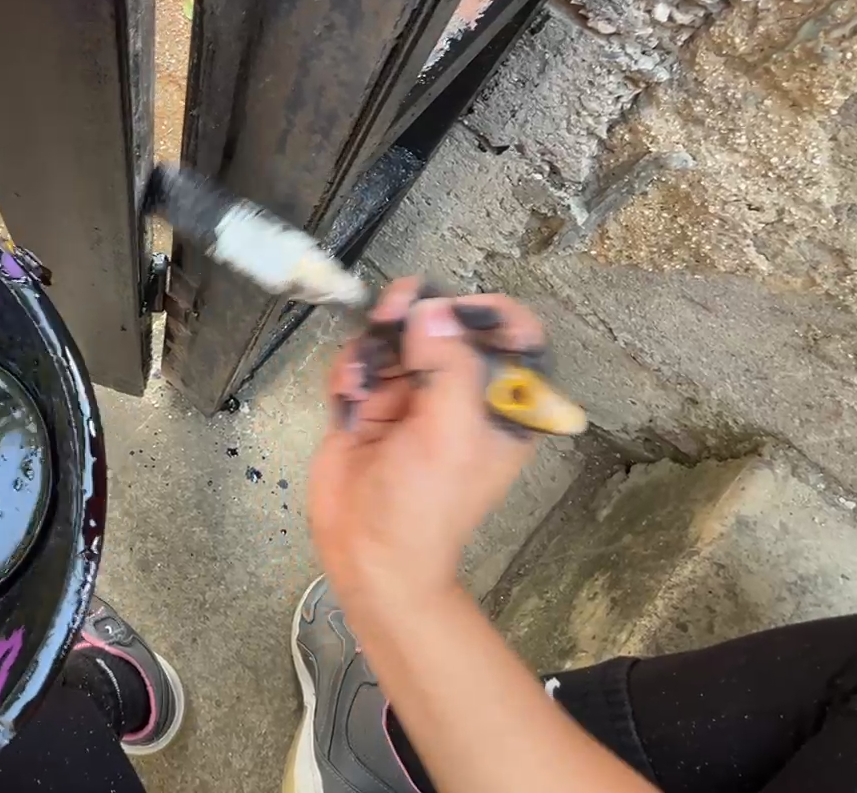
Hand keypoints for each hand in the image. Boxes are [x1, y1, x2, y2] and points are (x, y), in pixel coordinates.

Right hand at [307, 278, 545, 613]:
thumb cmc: (424, 503)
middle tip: (388, 313)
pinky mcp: (367, 402)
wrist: (367, 550)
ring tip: (358, 379)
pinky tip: (346, 398)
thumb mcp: (450, 434)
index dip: (482, 312)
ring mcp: (408, 395)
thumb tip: (433, 306)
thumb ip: (449, 365)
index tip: (445, 311)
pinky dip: (347, 371)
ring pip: (393, 337)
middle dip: (413, 316)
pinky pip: (357, 362)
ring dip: (371, 348)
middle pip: (442, 325)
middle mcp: (457, 391)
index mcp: (499, 402)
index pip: (510, 335)